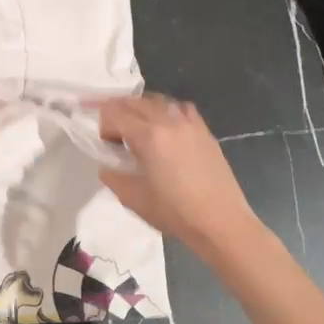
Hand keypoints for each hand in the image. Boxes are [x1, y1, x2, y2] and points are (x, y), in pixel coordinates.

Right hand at [97, 95, 261, 263]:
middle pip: (136, 102)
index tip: (106, 144)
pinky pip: (181, 109)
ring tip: (138, 129)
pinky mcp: (205, 132)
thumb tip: (107, 167)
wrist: (220, 221)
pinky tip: (167, 129)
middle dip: (118, 112)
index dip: (104, 124)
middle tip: (115, 135)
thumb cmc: (174, 212)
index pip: (115, 113)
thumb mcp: (133, 198)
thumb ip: (113, 177)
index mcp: (149, 136)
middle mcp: (169, 122)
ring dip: (142, 109)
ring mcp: (190, 124)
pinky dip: (167, 112)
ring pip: (159, 101)